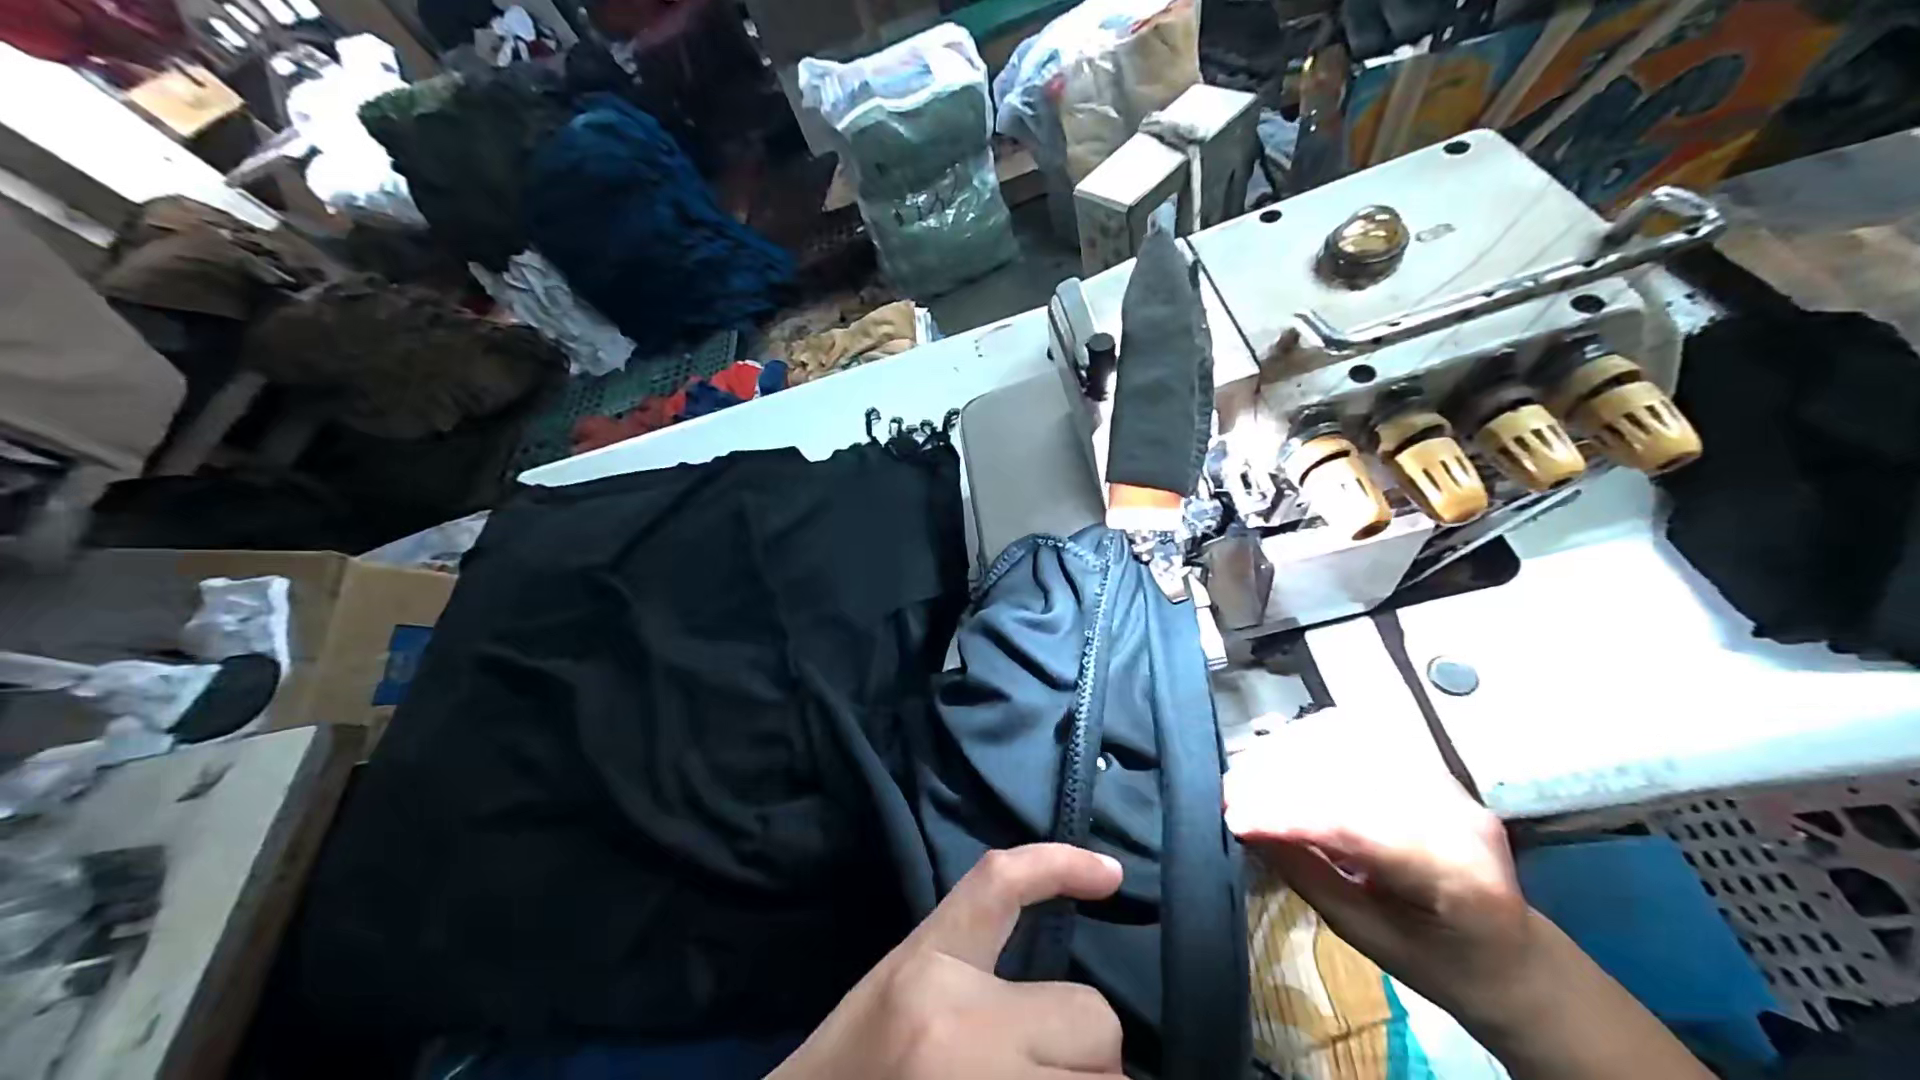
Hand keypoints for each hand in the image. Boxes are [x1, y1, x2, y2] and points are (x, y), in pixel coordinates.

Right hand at [768, 844, 1126, 1079]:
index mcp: (927, 968)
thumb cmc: (852, 1064)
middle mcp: (964, 1027)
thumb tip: (1078, 1012)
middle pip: (1094, 1017)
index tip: (1110, 873)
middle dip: (1082, 1044)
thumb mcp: (901, 995)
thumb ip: (976, 983)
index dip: (1057, 864)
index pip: (999, 884)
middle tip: (1040, 1063)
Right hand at [1223, 723, 1533, 1026]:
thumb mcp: (1365, 934)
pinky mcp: (1426, 761)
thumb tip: (1245, 824)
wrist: (1507, 952)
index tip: (1235, 817)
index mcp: (1459, 878)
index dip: (1291, 815)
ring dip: (1288, 751)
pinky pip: (1360, 731)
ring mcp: (1445, 781)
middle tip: (1229, 793)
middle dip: (1279, 776)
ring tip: (1247, 774)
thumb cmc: (1437, 961)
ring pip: (1353, 739)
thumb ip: (1306, 873)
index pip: (1364, 826)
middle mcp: (1458, 815)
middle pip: (1354, 771)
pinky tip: (1281, 756)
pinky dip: (1308, 738)